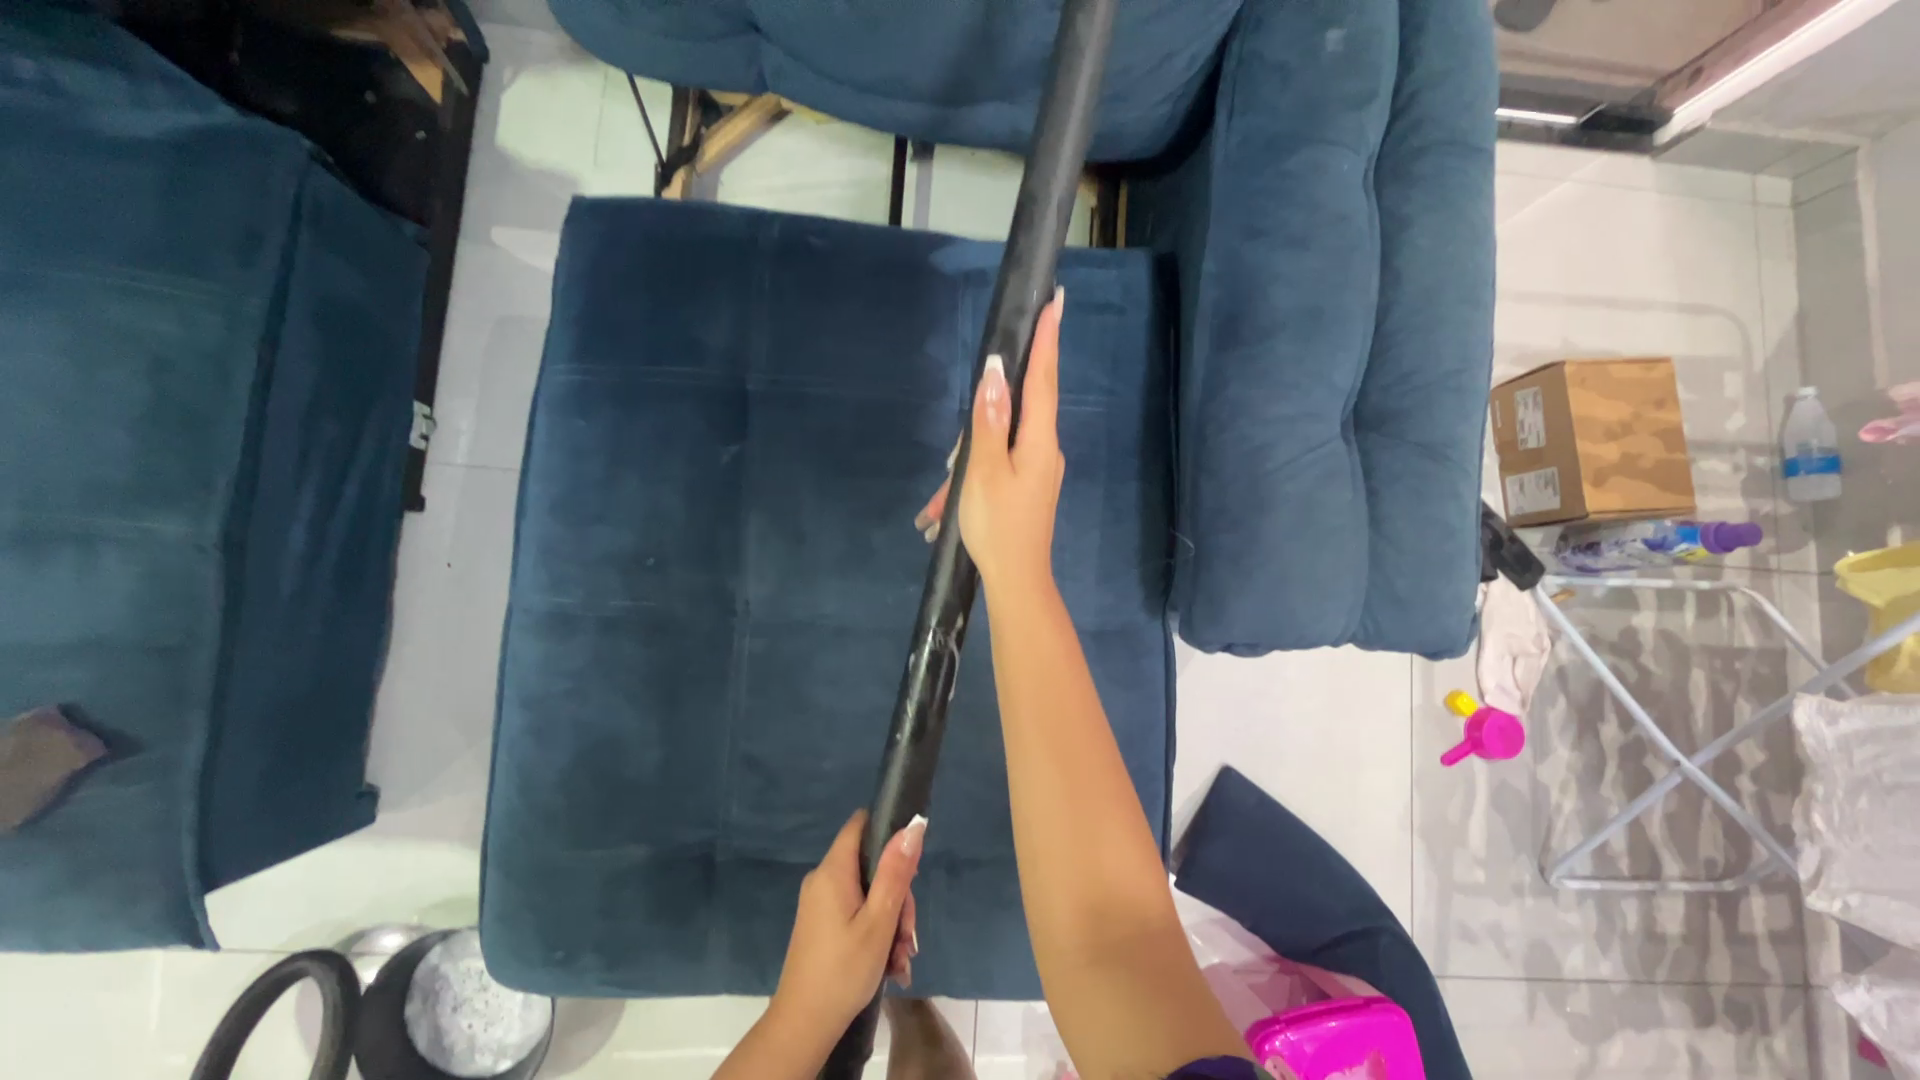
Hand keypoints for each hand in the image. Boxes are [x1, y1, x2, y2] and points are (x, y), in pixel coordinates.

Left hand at [771, 810, 925, 1033]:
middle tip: (906, 937)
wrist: (804, 1025)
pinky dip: (876, 934)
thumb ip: (896, 871)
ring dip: (891, 924)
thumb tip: (914, 824)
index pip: (861, 824)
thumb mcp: (879, 920)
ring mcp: (821, 904)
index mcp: (833, 871)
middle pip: (871, 867)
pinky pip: (857, 914)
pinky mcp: (822, 925)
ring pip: (868, 895)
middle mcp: (823, 880)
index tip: (910, 865)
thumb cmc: (844, 969)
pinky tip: (890, 966)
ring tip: (900, 961)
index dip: (889, 833)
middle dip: (898, 898)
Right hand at [915, 287, 1065, 594]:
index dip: (1047, 339)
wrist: (1016, 582)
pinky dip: (971, 483)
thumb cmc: (998, 526)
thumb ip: (988, 420)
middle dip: (976, 431)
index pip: (1044, 378)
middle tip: (953, 473)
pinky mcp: (1027, 487)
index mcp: (1039, 440)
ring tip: (943, 504)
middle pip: (1011, 413)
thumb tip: (994, 372)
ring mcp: (1037, 470)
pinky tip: (944, 514)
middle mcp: (1044, 449)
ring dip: (966, 468)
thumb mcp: (984, 471)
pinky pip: (996, 468)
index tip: (1056, 301)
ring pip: (996, 445)